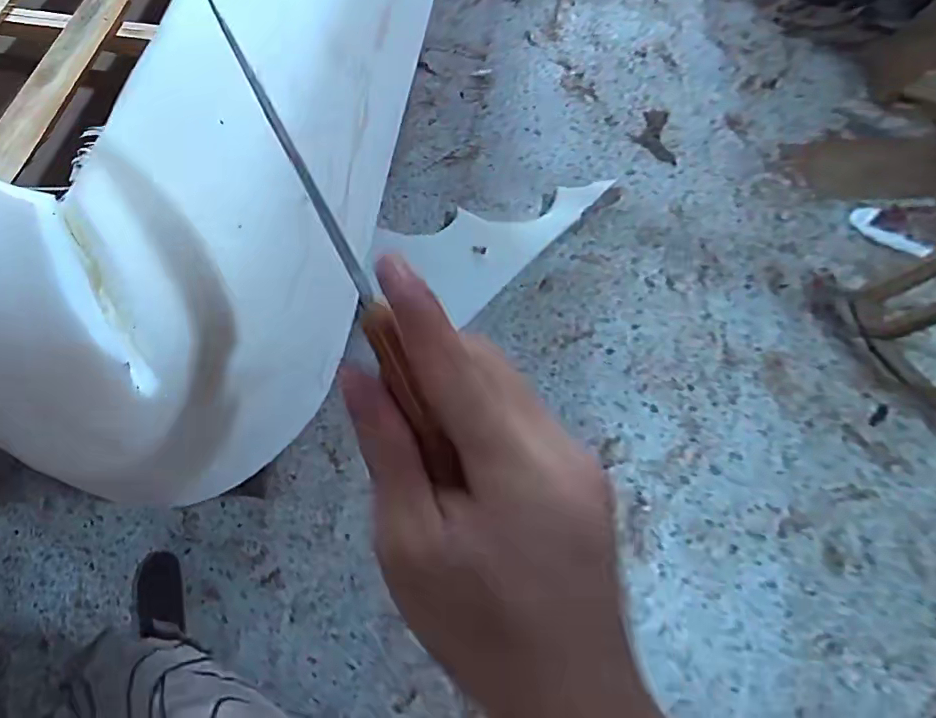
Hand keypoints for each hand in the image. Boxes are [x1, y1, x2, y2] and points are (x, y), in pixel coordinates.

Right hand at [339, 255, 659, 717]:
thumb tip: (357, 375)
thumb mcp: (407, 543)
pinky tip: (448, 454)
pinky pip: (511, 407)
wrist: (572, 704)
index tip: (390, 261)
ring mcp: (576, 459)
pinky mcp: (577, 471)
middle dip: (425, 351)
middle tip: (377, 382)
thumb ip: (387, 449)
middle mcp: (558, 449)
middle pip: (480, 363)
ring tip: (412, 432)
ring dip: (445, 378)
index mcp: (516, 470)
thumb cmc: (475, 627)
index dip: (417, 310)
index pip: (455, 367)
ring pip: (497, 380)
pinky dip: (469, 404)